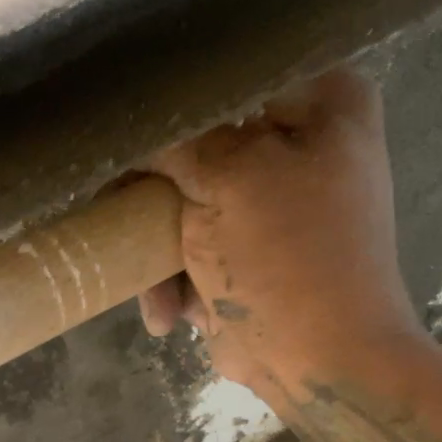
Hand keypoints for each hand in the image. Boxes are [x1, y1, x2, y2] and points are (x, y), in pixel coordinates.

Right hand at [136, 66, 427, 390]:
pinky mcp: (245, 246)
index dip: (167, 106)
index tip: (121, 134)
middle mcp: (299, 142)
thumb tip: (130, 121)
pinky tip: (174, 314)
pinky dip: (174, 279)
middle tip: (118, 219)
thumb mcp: (229, 178)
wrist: (319, 362)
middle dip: (155, 196)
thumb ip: (176, 139)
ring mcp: (269, 199)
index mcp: (322, 104)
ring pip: (179, 198)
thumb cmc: (289, 258)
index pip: (224, 79)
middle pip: (194, 144)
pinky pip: (186, 242)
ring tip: (160, 299)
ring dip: (159, 251)